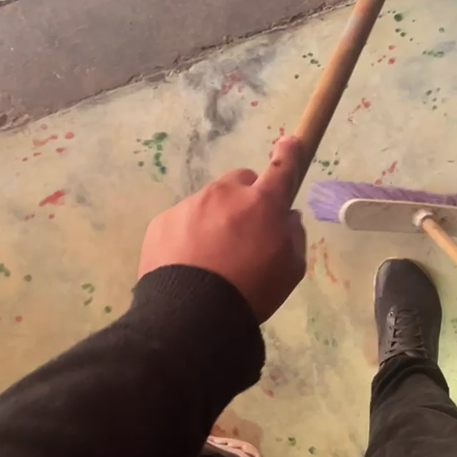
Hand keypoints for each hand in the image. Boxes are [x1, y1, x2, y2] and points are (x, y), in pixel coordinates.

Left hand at [138, 135, 307, 320]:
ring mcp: (191, 205)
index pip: (282, 167)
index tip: (290, 142)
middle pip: (241, 180)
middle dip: (247, 196)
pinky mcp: (163, 221)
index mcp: (262, 203)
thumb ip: (294, 235)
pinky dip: (190, 233)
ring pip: (211, 201)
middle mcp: (226, 194)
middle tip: (246, 229)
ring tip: (213, 255)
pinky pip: (184, 219)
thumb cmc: (252, 290)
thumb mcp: (292, 268)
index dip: (289, 153)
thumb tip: (285, 217)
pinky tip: (191, 262)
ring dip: (217, 217)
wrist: (191, 315)